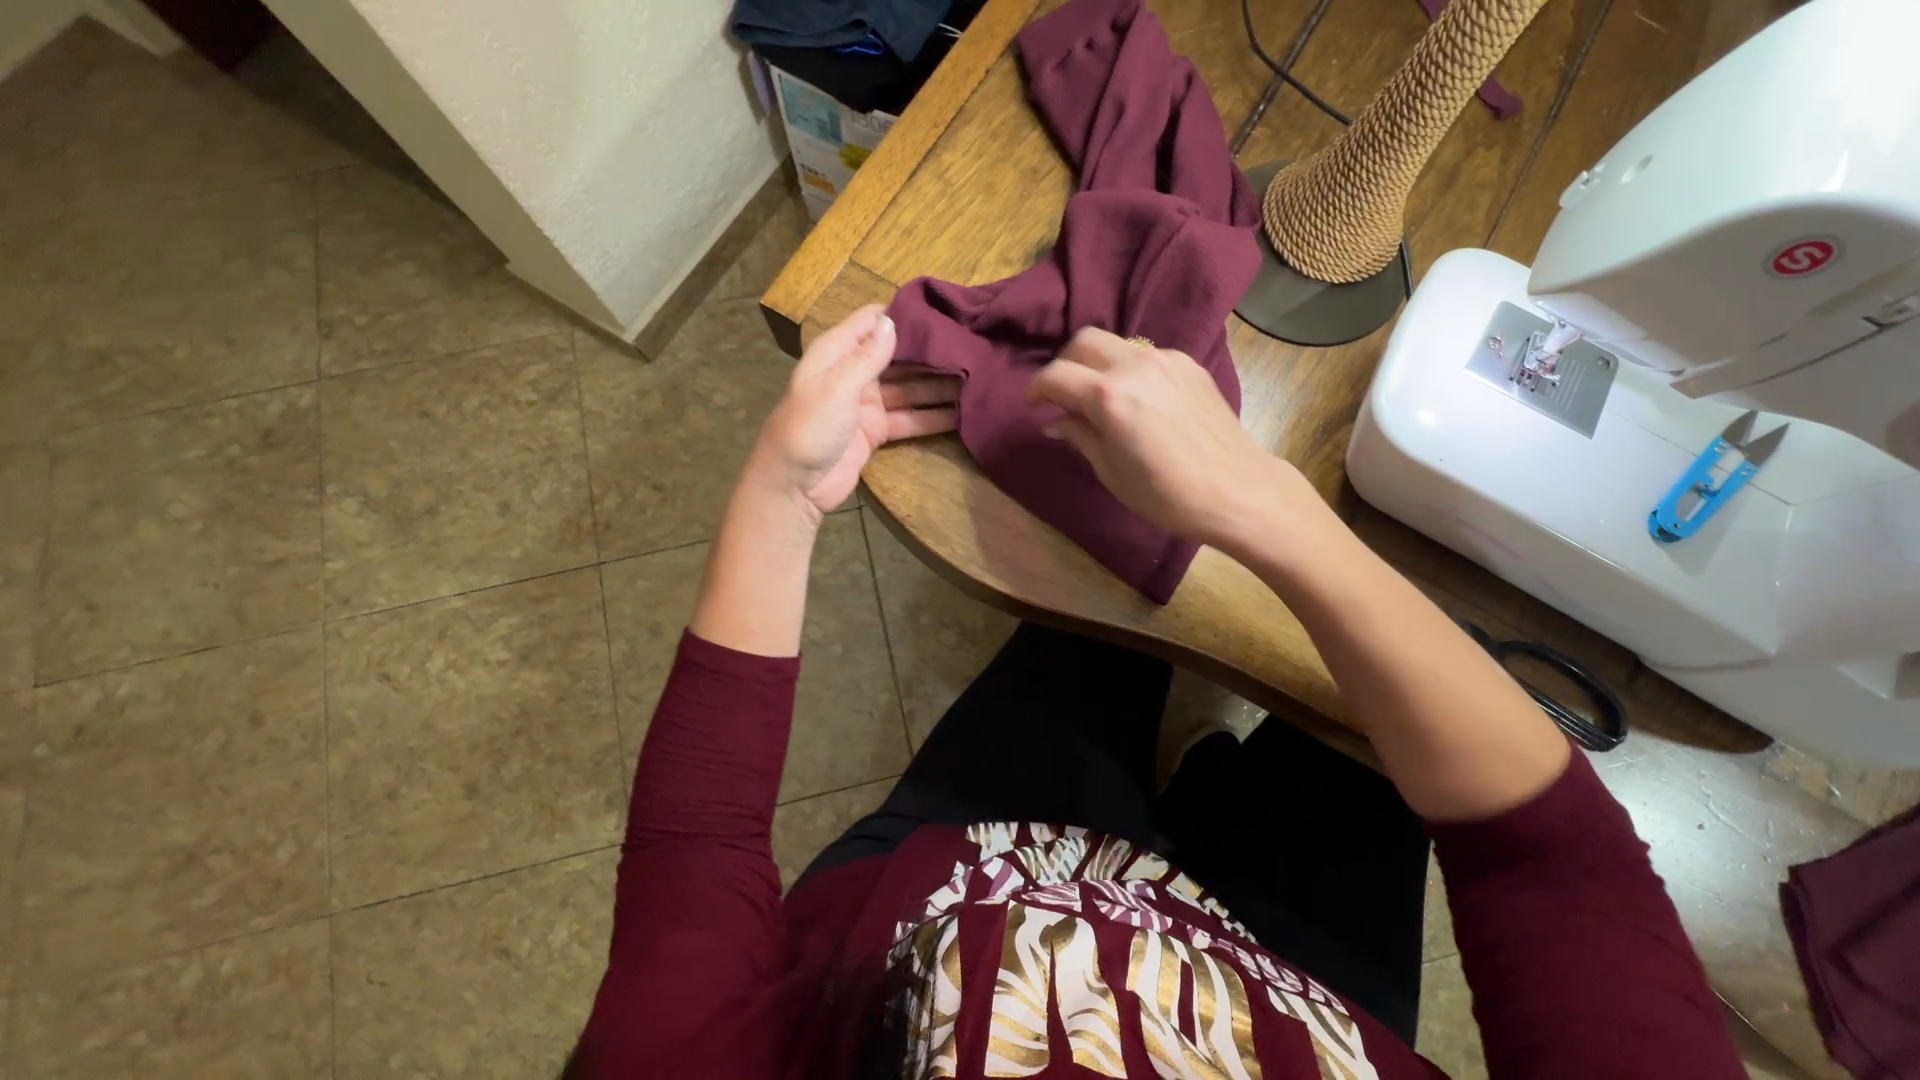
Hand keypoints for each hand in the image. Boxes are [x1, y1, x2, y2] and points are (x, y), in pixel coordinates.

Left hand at [746, 304, 959, 518]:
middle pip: (896, 356)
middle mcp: (853, 374)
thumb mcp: (837, 387)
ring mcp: (866, 404)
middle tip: (968, 345)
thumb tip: (893, 321)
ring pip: (908, 389)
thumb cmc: (808, 429)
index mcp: (835, 354)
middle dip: (928, 352)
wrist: (794, 486)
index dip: (902, 314)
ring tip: (974, 377)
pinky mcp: (876, 432)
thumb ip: (867, 357)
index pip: (871, 323)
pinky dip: (932, 417)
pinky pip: (909, 419)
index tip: (939, 310)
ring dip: (937, 385)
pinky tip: (961, 413)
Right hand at [1025, 327, 1311, 554]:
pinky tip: (1137, 401)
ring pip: (1116, 344)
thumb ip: (1079, 435)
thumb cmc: (1166, 494)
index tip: (1033, 404)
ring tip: (1099, 398)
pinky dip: (1129, 370)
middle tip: (1063, 394)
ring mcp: (1166, 360)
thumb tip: (1054, 419)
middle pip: (1084, 341)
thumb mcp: (1111, 470)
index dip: (1036, 388)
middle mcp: (1135, 366)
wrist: (1237, 490)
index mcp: (1108, 396)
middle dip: (1065, 364)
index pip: (1056, 375)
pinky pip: (1146, 356)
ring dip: (1098, 364)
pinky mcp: (1190, 365)